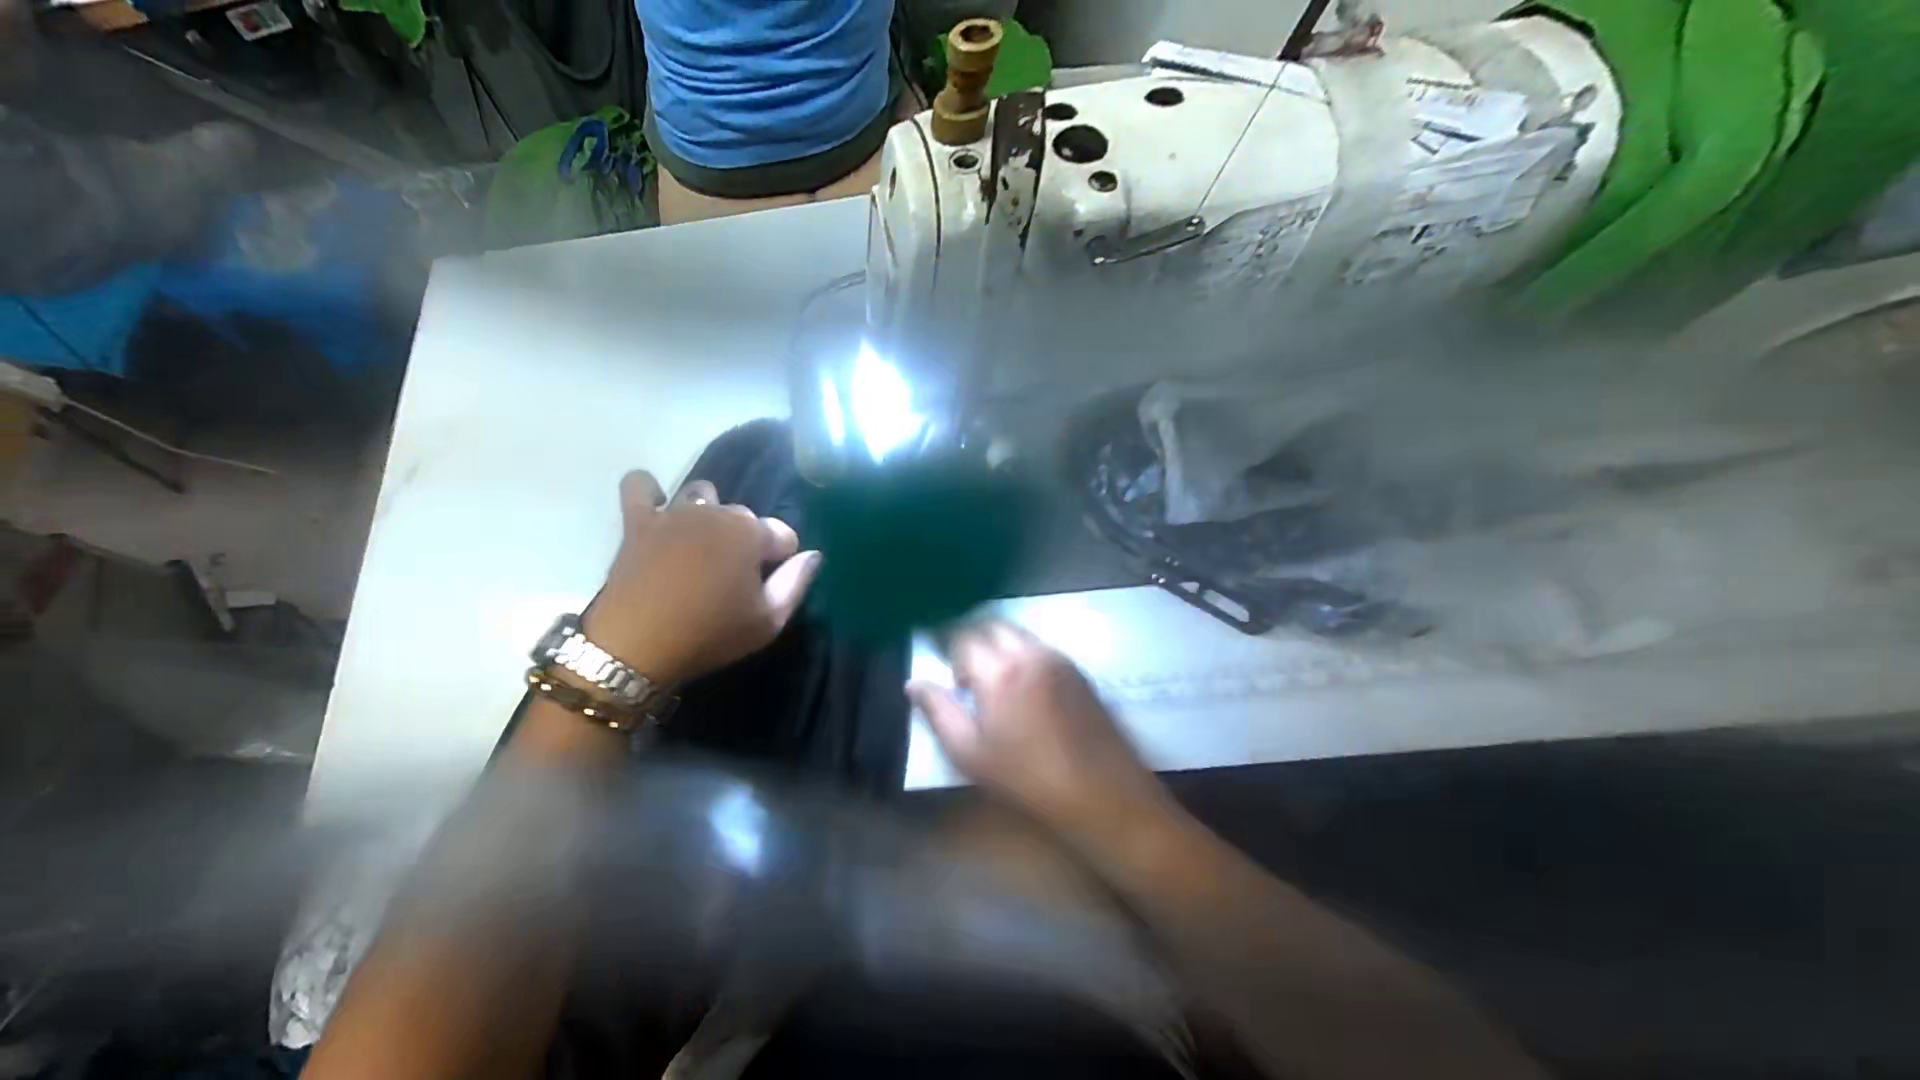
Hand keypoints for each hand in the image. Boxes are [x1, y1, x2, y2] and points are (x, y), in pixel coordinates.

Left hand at [582, 471, 821, 685]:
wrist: (635, 646)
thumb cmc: (710, 634)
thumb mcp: (769, 621)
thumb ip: (797, 582)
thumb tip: (813, 555)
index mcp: (751, 533)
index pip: (784, 534)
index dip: (781, 561)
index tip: (765, 588)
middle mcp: (716, 512)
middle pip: (745, 516)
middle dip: (747, 540)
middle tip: (732, 580)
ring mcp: (674, 513)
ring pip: (702, 495)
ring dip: (709, 514)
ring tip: (702, 547)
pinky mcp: (638, 522)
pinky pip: (639, 486)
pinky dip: (649, 491)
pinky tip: (657, 508)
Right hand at [909, 621, 1168, 837]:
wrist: (1102, 794)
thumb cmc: (1027, 780)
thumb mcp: (970, 754)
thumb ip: (938, 712)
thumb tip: (914, 683)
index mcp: (999, 670)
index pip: (962, 638)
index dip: (947, 649)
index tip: (943, 669)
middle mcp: (1030, 653)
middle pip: (992, 626)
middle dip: (973, 641)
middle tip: (964, 675)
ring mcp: (1059, 659)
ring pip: (1019, 634)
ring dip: (999, 646)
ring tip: (993, 684)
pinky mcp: (1079, 671)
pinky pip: (1041, 648)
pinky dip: (1023, 654)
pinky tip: (1024, 690)